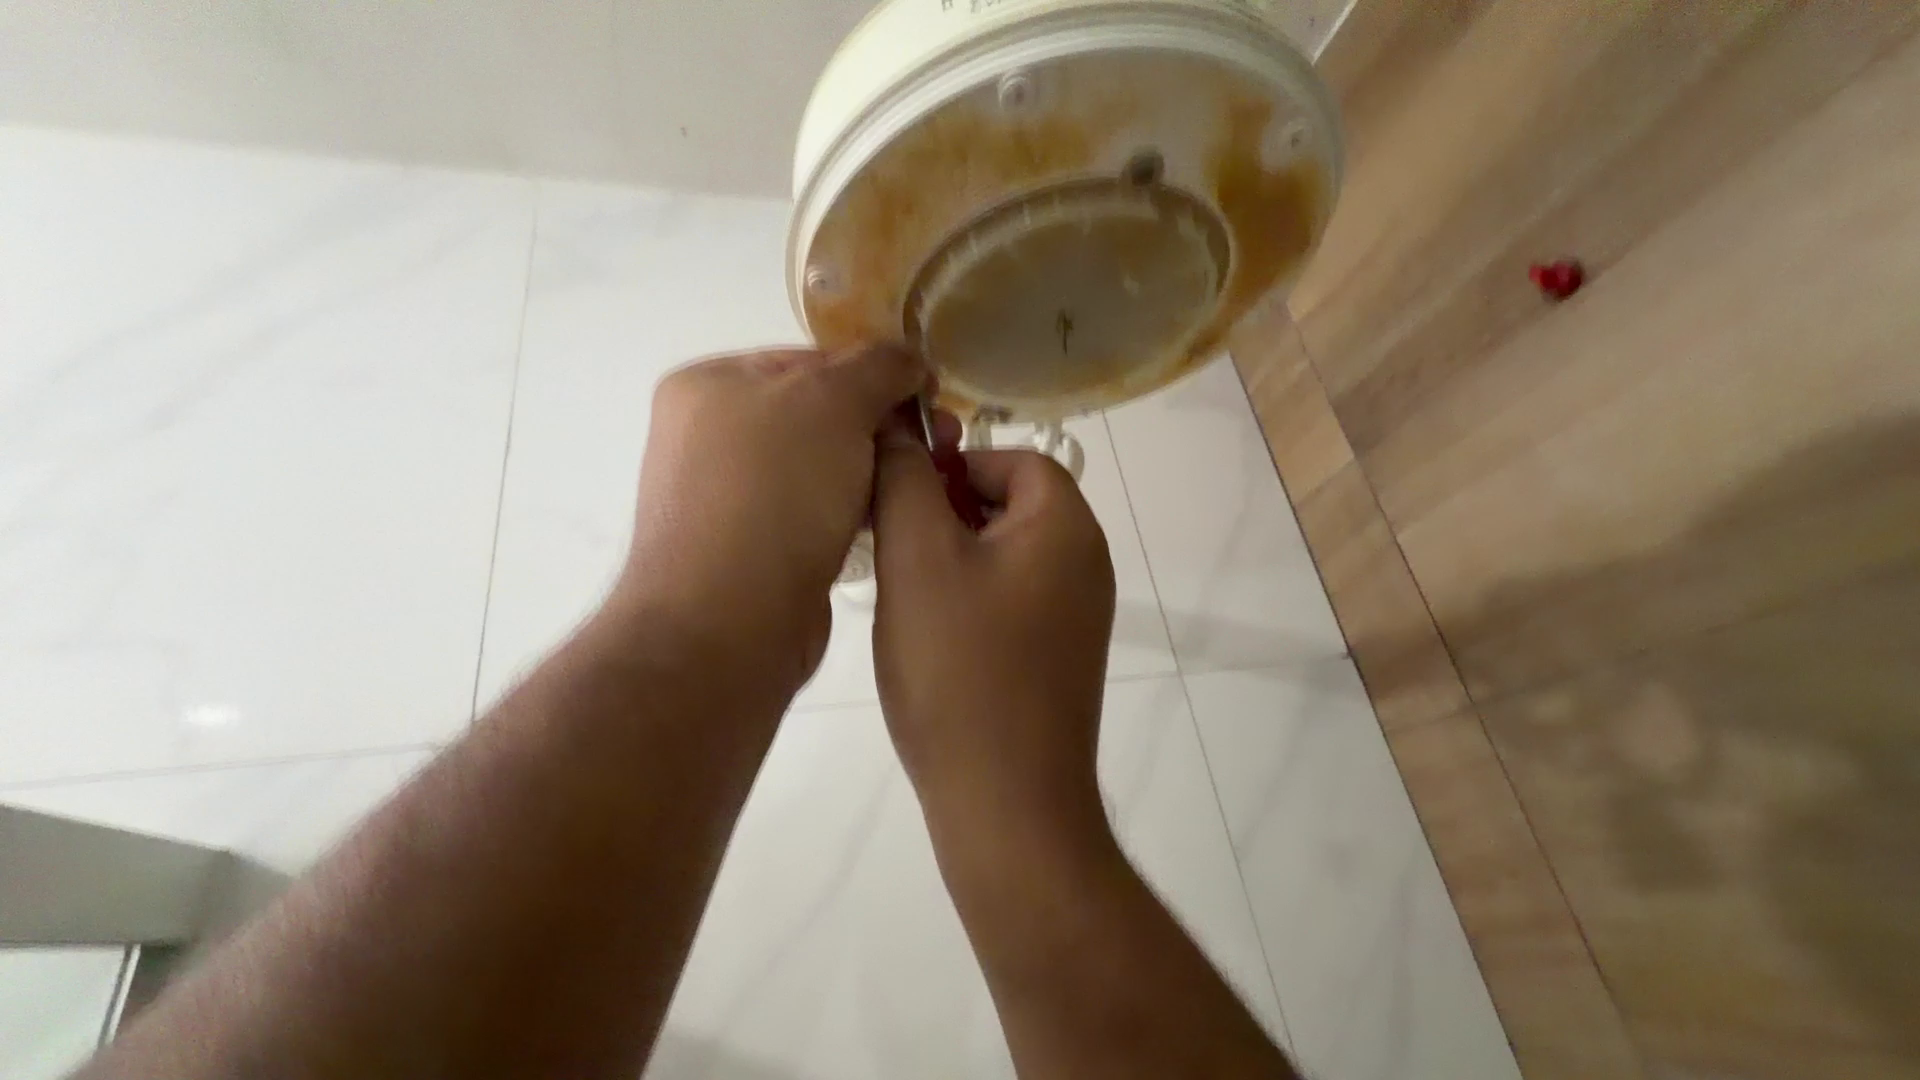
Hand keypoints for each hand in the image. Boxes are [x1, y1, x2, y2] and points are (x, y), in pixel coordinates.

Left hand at [610, 345, 922, 691]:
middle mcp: (713, 435)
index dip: (878, 371)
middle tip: (945, 438)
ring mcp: (732, 495)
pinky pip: (818, 510)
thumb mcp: (833, 402)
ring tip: (930, 475)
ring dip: (878, 466)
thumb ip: (878, 366)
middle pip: (820, 412)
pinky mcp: (757, 547)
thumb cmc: (775, 494)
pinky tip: (893, 515)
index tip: (932, 396)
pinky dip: (856, 507)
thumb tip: (910, 360)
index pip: (812, 359)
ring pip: (825, 465)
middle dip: (886, 422)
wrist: (729, 622)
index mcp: (712, 383)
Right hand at [869, 425, 1116, 840]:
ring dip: (951, 562)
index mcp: (1067, 528)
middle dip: (946, 515)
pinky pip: (1011, 604)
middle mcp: (1087, 565)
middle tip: (892, 552)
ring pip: (1005, 557)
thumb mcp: (918, 559)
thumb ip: (906, 481)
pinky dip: (969, 604)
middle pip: (1011, 506)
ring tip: (903, 598)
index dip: (954, 466)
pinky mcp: (1060, 660)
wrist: (1008, 805)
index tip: (900, 501)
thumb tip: (899, 430)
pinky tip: (931, 641)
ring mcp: (1079, 618)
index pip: (1014, 458)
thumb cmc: (959, 670)